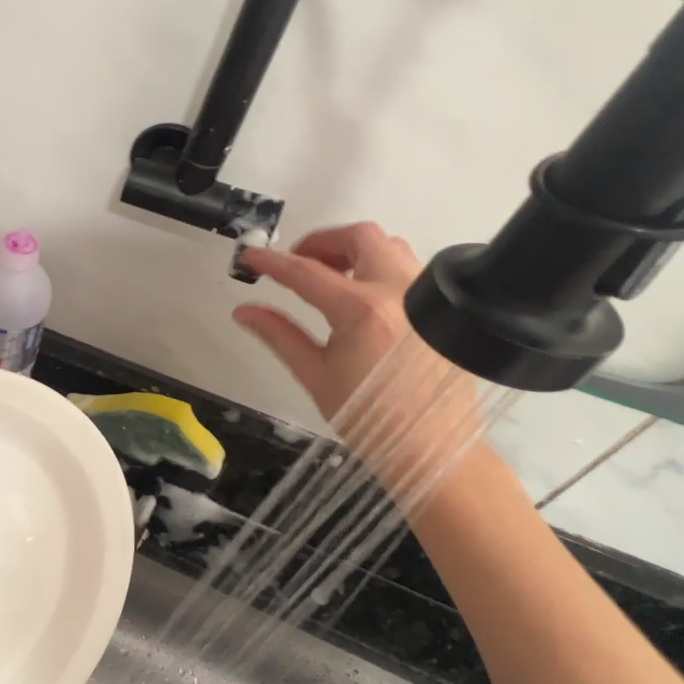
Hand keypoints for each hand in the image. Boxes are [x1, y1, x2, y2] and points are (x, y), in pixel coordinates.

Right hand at [235, 222, 489, 488]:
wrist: (433, 446)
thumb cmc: (368, 415)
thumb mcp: (315, 374)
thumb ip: (279, 334)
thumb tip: (245, 311)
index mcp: (362, 311)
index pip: (306, 272)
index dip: (273, 262)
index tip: (250, 257)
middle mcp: (399, 292)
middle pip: (359, 238)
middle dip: (322, 242)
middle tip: (298, 261)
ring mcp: (425, 296)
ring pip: (389, 247)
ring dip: (353, 252)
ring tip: (329, 275)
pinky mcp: (439, 307)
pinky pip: (407, 267)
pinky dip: (378, 267)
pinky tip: (360, 294)